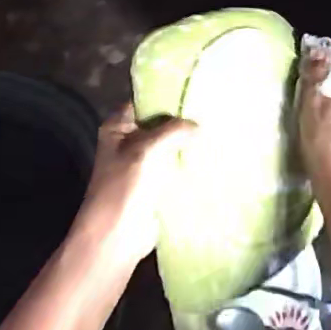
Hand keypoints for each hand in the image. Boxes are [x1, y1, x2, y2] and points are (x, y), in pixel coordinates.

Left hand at [76, 104, 196, 264]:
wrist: (114, 240)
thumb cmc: (124, 188)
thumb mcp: (147, 150)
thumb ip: (173, 131)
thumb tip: (197, 126)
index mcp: (118, 126)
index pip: (145, 100)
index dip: (167, 95)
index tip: (195, 89)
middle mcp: (129, 140)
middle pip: (160, 122)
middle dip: (182, 119)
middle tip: (212, 108)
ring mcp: (143, 163)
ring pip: (169, 144)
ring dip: (187, 142)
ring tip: (216, 129)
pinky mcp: (155, 184)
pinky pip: (175, 165)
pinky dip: (189, 162)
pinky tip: (210, 154)